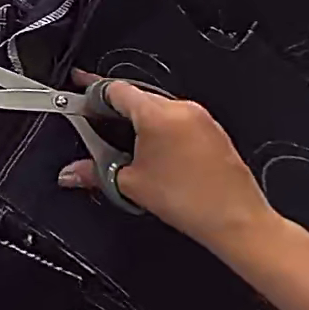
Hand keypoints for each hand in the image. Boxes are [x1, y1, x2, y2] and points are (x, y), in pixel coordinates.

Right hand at [57, 71, 282, 252]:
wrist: (237, 221)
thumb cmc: (192, 202)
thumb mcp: (131, 184)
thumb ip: (93, 172)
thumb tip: (72, 172)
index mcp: (156, 114)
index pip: (113, 88)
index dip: (90, 88)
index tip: (78, 88)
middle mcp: (180, 108)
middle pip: (134, 95)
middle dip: (111, 106)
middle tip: (93, 120)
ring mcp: (199, 117)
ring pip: (156, 106)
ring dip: (135, 117)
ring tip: (122, 142)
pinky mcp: (211, 129)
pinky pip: (176, 117)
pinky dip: (158, 127)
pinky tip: (150, 150)